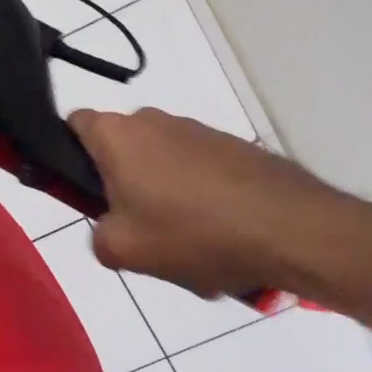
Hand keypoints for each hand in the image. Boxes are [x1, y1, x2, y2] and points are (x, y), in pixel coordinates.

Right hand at [69, 107, 349, 298]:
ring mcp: (198, 131)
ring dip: (170, 195)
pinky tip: (230, 239)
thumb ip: (97, 238)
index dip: (72, 156)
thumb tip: (107, 230)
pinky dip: (208, 199)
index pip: (72, 124)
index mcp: (114, 133)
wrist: (298, 232)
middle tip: (143, 229)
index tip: (89, 192)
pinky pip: (205, 172)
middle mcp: (150, 120)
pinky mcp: (237, 148)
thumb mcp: (126, 251)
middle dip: (126, 185)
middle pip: (121, 148)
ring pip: (164, 163)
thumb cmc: (196, 233)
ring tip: (196, 244)